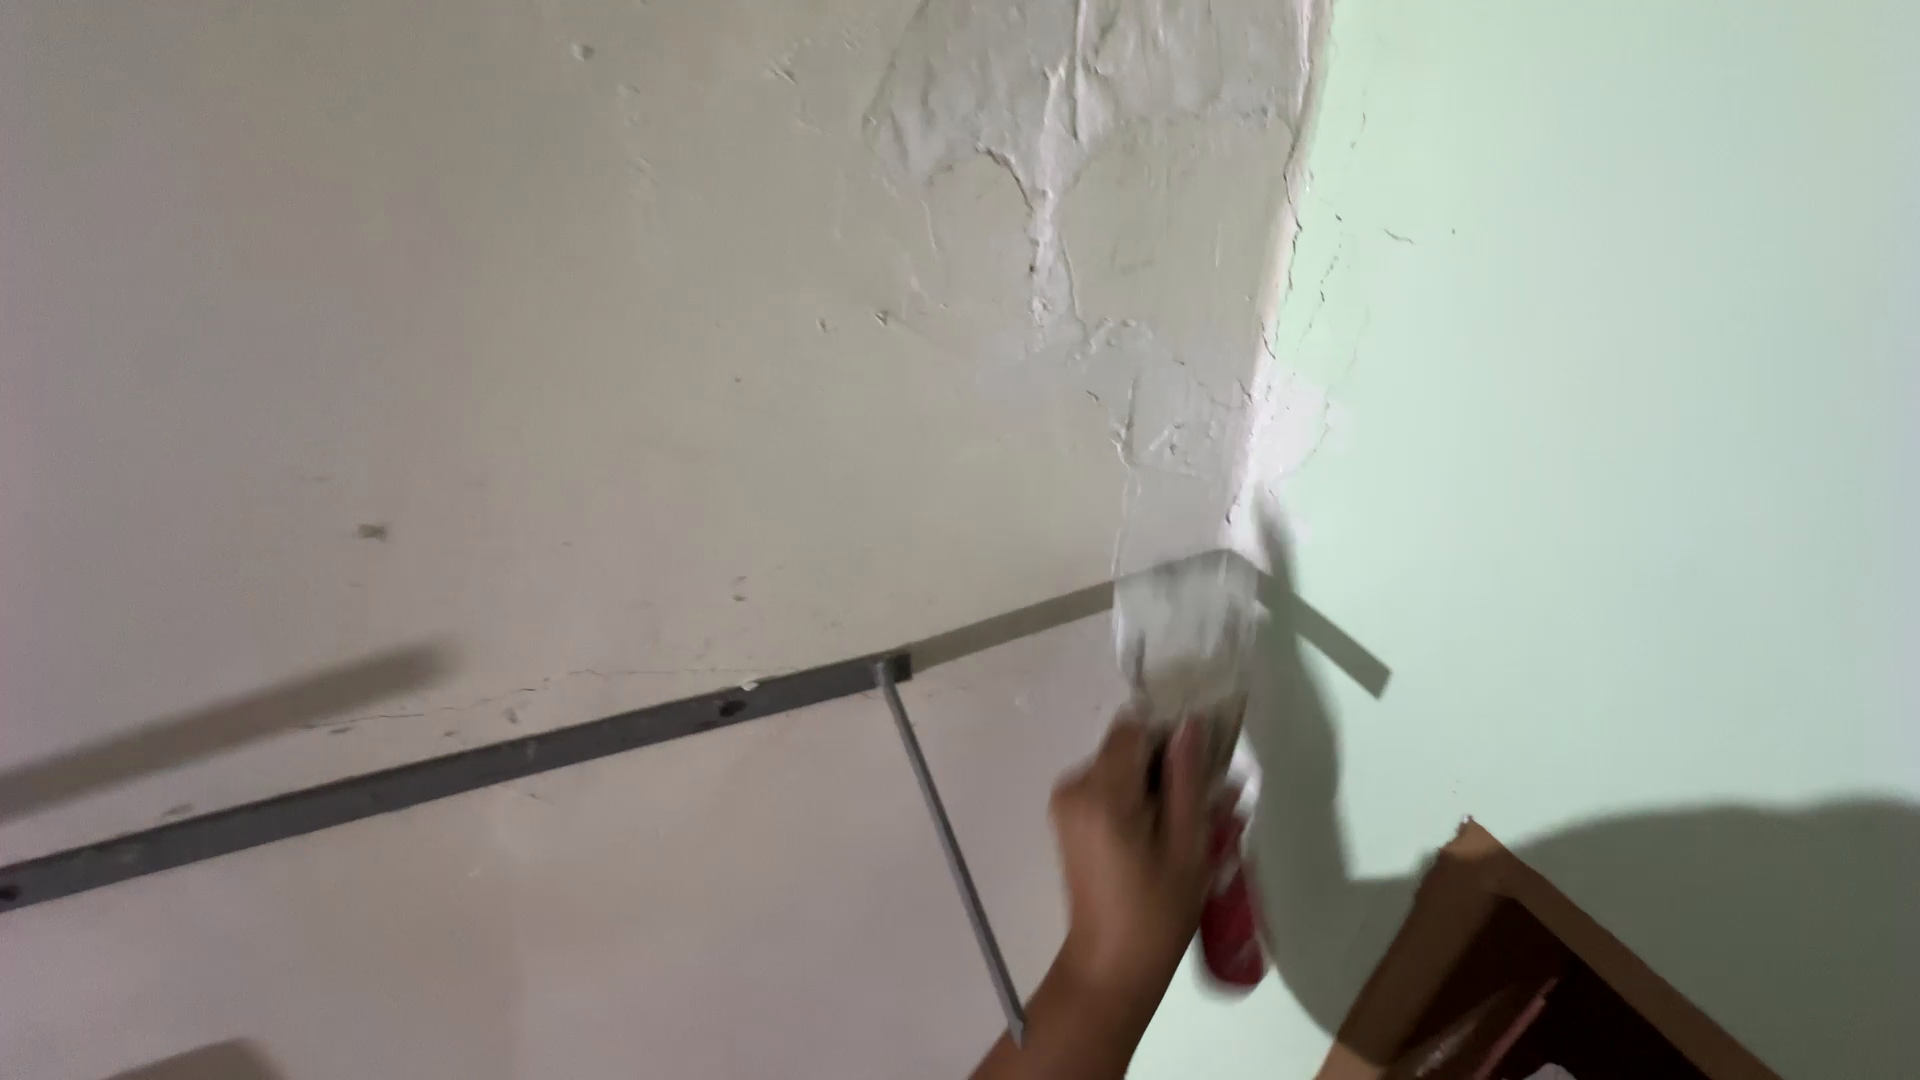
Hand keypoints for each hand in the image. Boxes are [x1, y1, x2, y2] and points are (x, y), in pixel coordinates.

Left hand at [1048, 714, 1223, 994]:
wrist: (1110, 963)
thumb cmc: (1157, 911)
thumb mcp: (1187, 845)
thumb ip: (1187, 779)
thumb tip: (1189, 723)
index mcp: (1101, 793)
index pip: (1133, 728)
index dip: (1168, 735)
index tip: (1199, 761)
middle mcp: (1073, 786)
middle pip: (1125, 747)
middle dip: (1164, 764)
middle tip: (1201, 801)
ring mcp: (1065, 800)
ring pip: (1118, 766)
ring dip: (1152, 783)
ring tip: (1182, 825)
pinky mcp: (1067, 815)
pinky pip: (1106, 786)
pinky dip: (1133, 797)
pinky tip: (1157, 833)